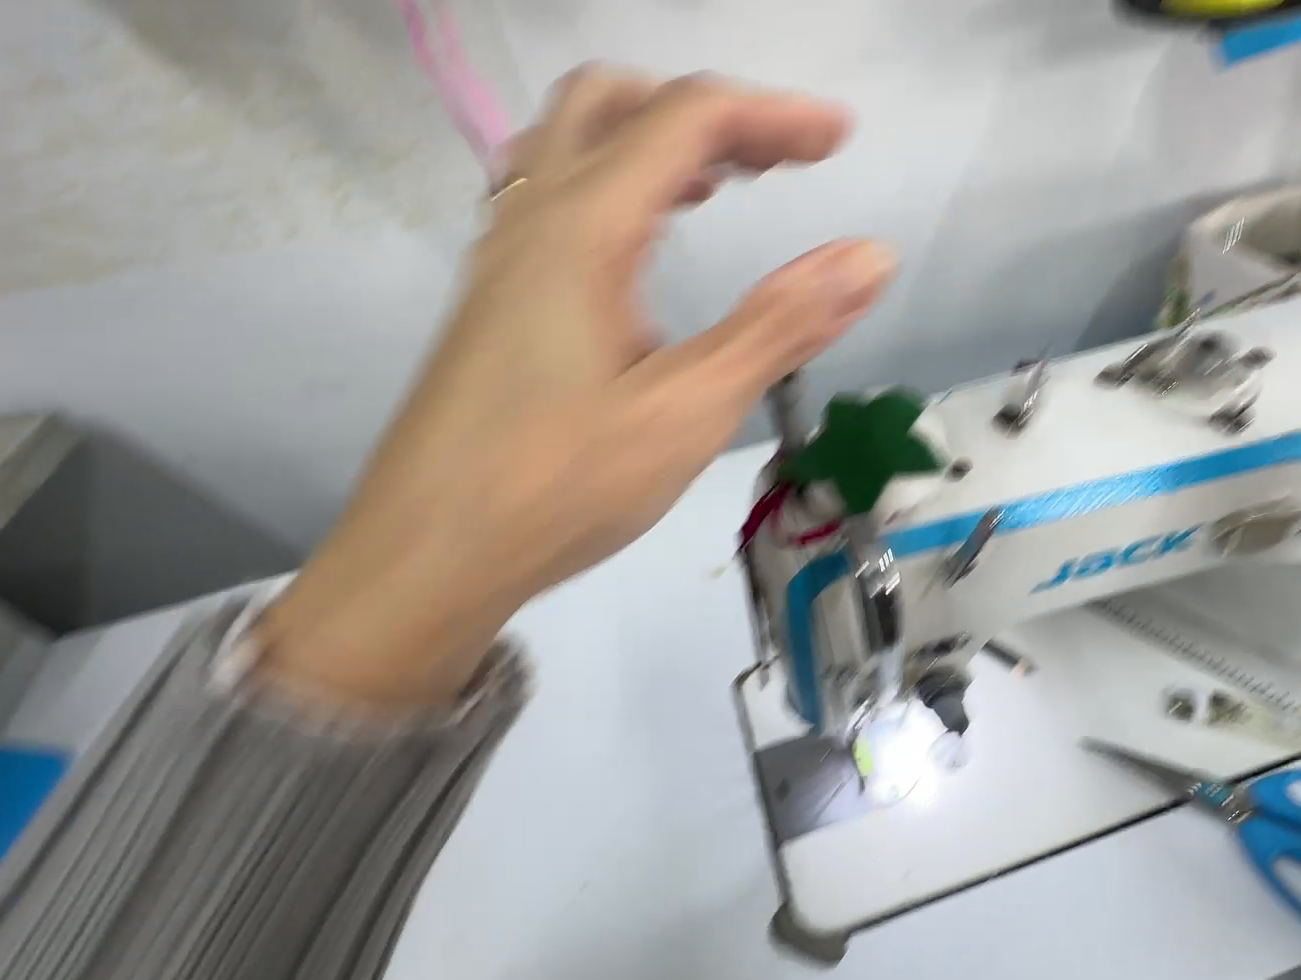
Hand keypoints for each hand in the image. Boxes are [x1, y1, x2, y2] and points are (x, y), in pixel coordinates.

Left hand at [256, 67, 895, 702]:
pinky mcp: (495, 300)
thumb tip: (872, 257)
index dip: (775, 116)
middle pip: (617, 104)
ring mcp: (503, 257)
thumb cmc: (560, 485)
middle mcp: (534, 218)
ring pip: (573, 146)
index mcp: (584, 227)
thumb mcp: (688, 410)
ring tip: (722, 188)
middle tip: (776, 162)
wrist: (429, 554)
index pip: (688, 119)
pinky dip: (615, 187)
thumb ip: (780, 327)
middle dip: (708, 114)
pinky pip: (552, 199)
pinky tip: (644, 248)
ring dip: (655, 142)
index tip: (842, 141)